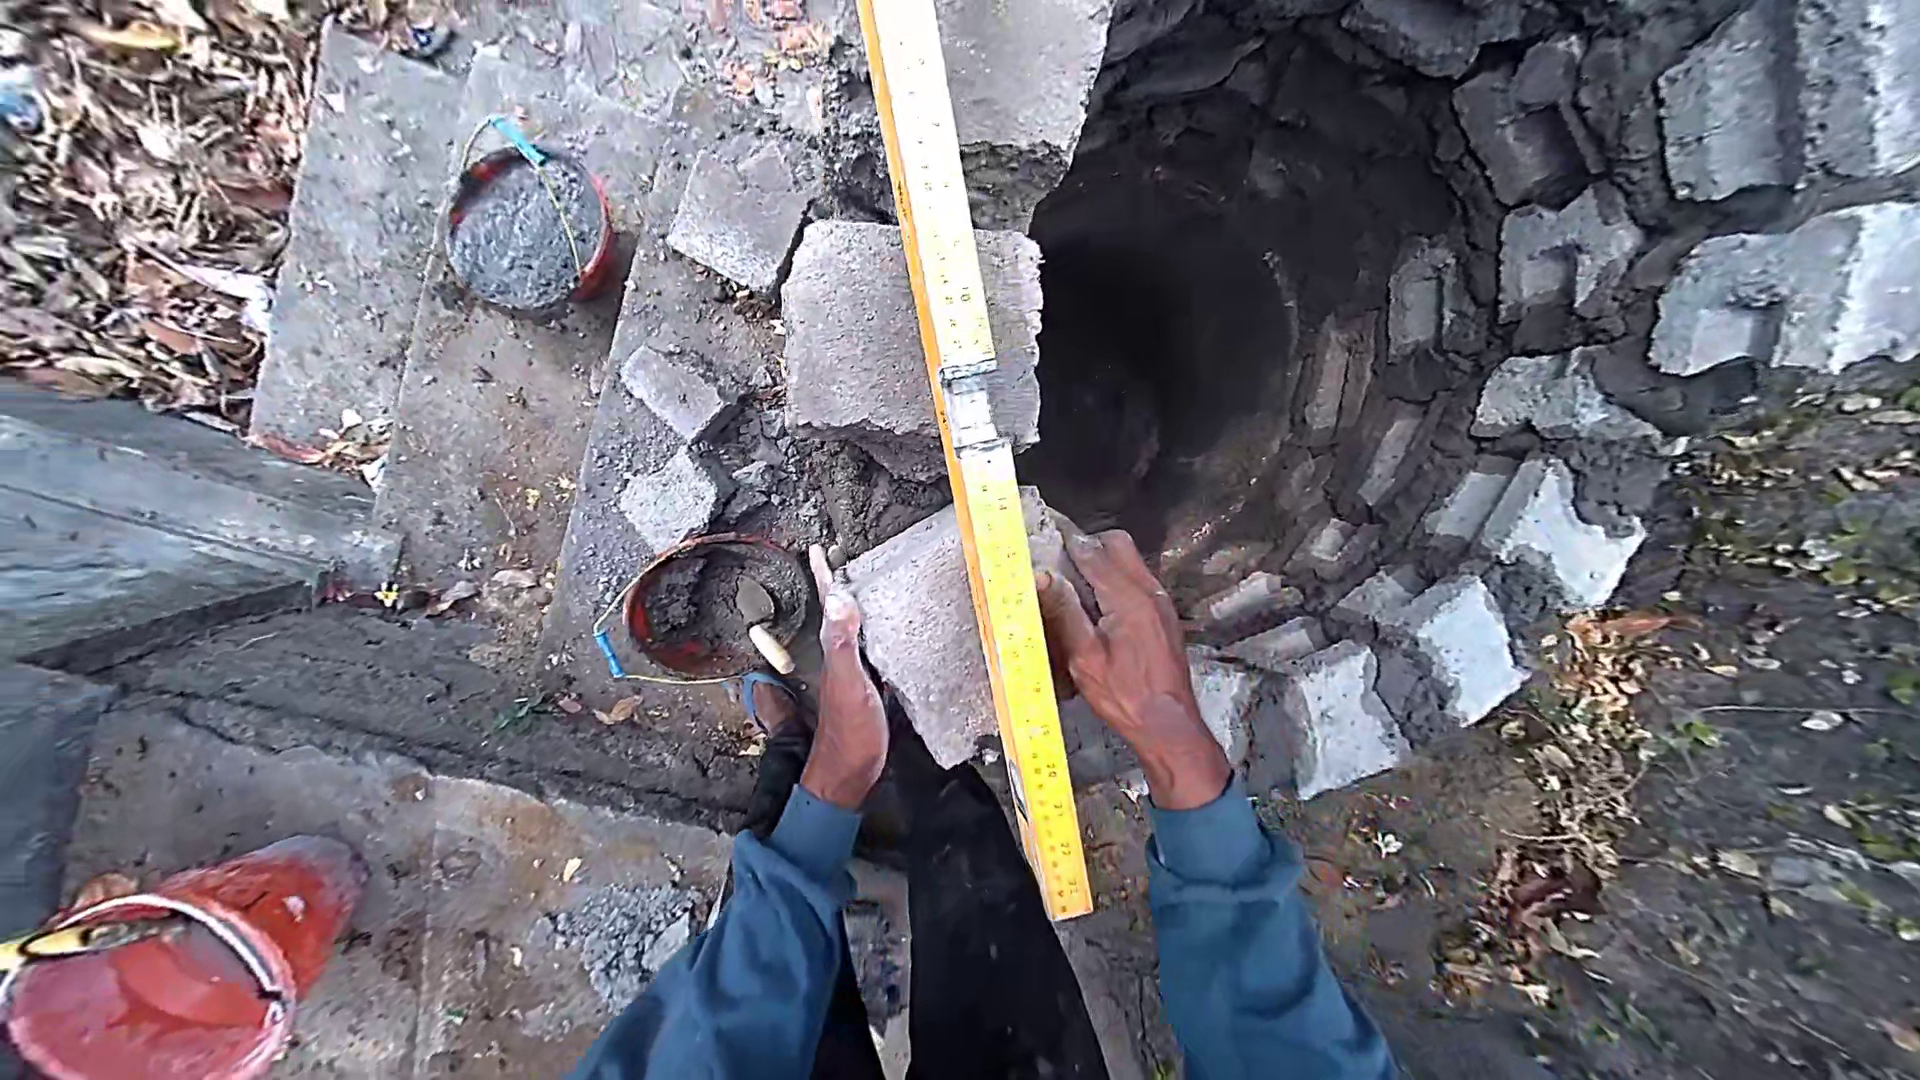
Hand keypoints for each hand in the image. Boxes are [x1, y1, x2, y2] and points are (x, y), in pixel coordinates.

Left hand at [801, 544, 888, 809]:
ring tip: (872, 585)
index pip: (828, 605)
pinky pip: (873, 649)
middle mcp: (841, 656)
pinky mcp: (869, 686)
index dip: (824, 577)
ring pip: (856, 629)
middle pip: (840, 612)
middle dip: (841, 584)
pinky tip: (892, 630)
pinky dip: (878, 633)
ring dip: (859, 606)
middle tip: (848, 558)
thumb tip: (838, 598)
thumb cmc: (850, 733)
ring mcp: (854, 672)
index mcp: (834, 650)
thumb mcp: (849, 684)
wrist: (851, 773)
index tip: (819, 550)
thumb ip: (844, 643)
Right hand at [1036, 529, 1229, 810]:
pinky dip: (1117, 579)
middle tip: (1062, 562)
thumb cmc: (1124, 695)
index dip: (1067, 543)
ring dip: (1104, 562)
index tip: (1044, 539)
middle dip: (1089, 545)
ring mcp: (1161, 602)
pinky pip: (1138, 579)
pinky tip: (1099, 604)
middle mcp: (1149, 591)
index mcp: (1128, 598)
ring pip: (1131, 560)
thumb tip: (1042, 576)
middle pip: (1118, 544)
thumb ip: (1065, 612)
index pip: (1094, 553)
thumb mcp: (1085, 658)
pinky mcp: (1164, 615)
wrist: (1169, 725)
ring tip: (1076, 583)